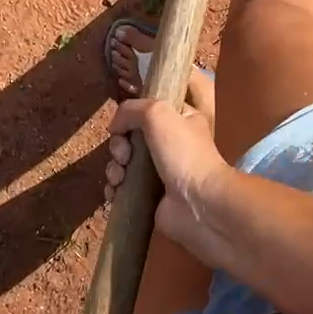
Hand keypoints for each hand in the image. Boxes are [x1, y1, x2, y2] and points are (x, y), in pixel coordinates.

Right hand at [106, 98, 233, 260]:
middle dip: (119, 145)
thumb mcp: (159, 113)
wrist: (198, 204)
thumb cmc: (183, 152)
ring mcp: (159, 172)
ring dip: (115, 168)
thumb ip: (132, 109)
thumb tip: (114, 125)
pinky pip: (123, 188)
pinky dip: (115, 189)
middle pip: (131, 136)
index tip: (123, 123)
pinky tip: (115, 192)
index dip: (132, 114)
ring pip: (124, 162)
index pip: (148, 109)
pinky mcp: (149, 197)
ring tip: (119, 177)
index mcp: (179, 119)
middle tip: (124, 155)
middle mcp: (169, 143)